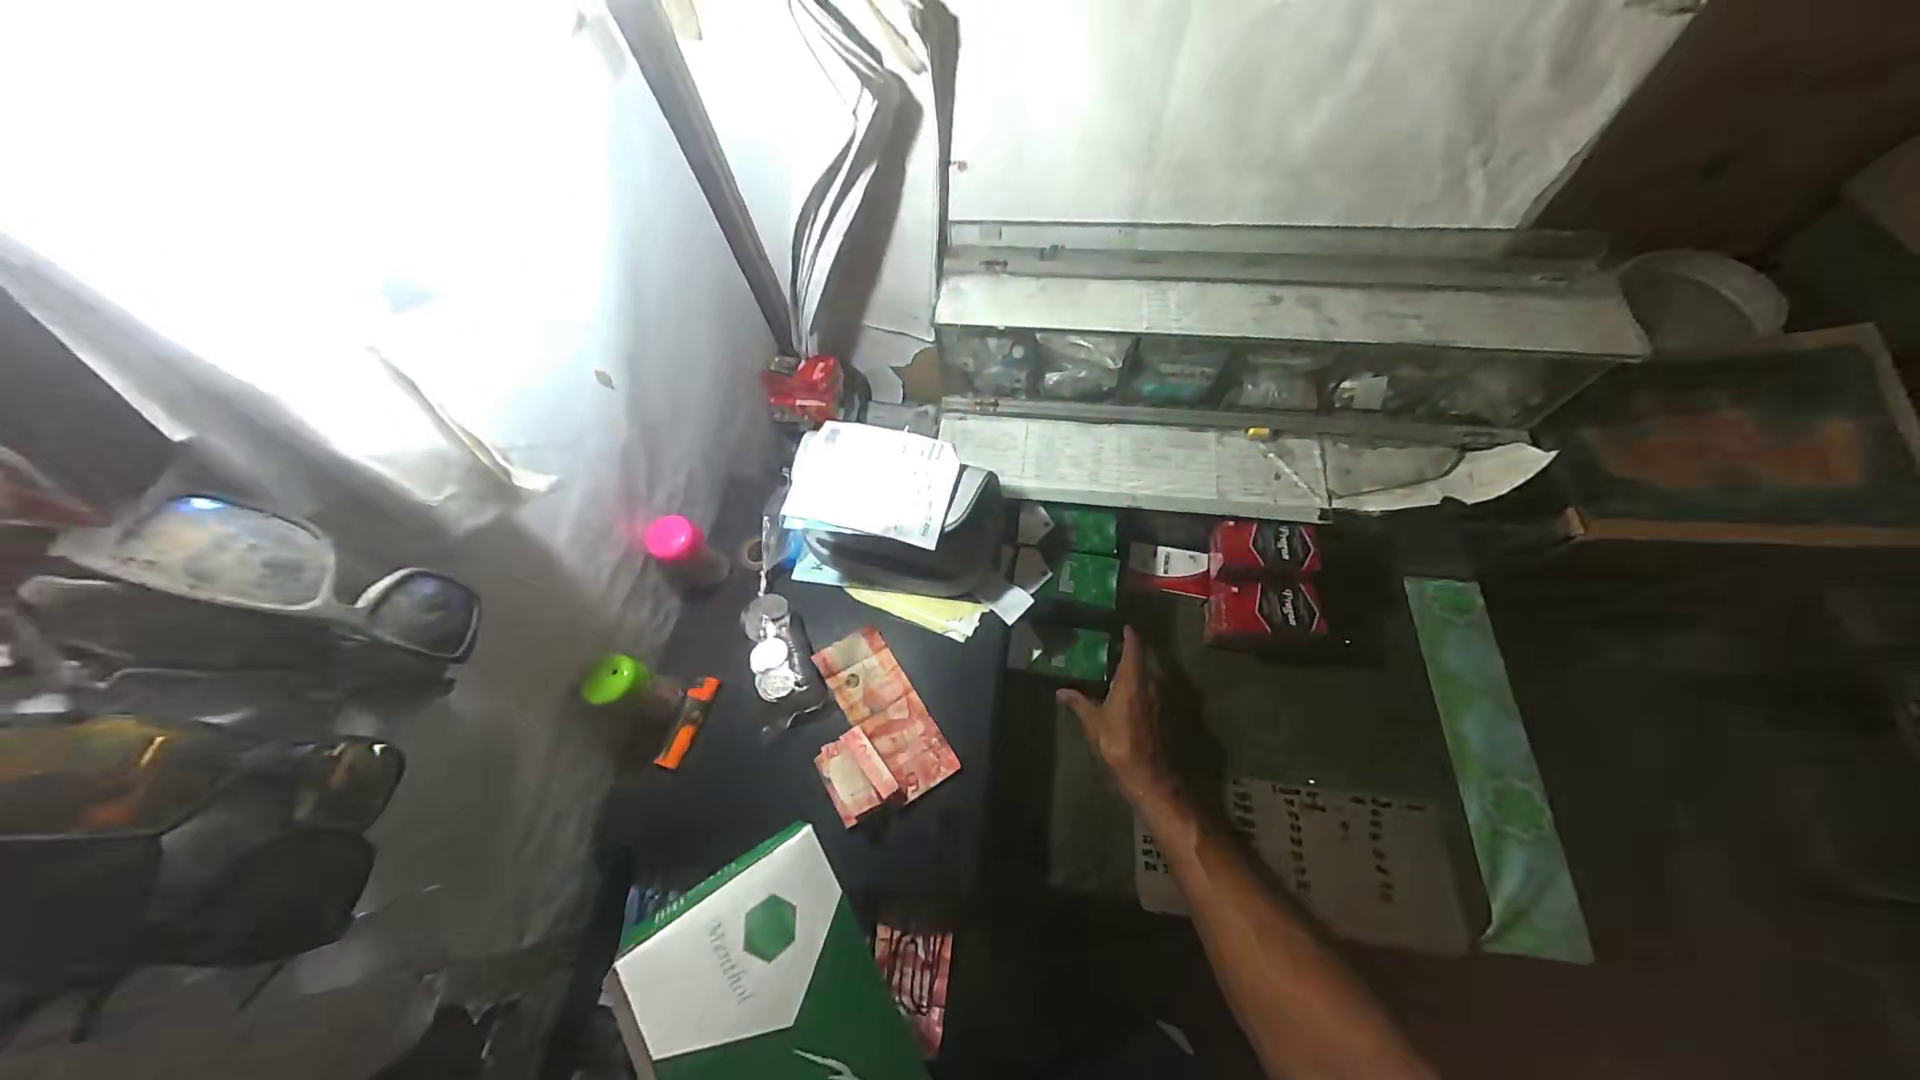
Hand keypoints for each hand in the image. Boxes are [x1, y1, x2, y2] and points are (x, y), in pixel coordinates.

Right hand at [1058, 627, 1173, 806]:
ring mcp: (1158, 700)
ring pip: (1147, 678)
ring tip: (1118, 670)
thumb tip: (1061, 691)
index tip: (1126, 627)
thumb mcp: (1093, 721)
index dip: (1131, 637)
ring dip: (1135, 672)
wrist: (1146, 772)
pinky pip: (1149, 692)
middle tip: (1115, 649)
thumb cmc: (1117, 741)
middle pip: (1143, 662)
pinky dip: (1139, 688)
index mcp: (1132, 680)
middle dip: (1131, 654)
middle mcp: (1149, 685)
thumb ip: (1078, 702)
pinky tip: (1126, 695)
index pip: (1135, 649)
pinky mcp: (1161, 714)